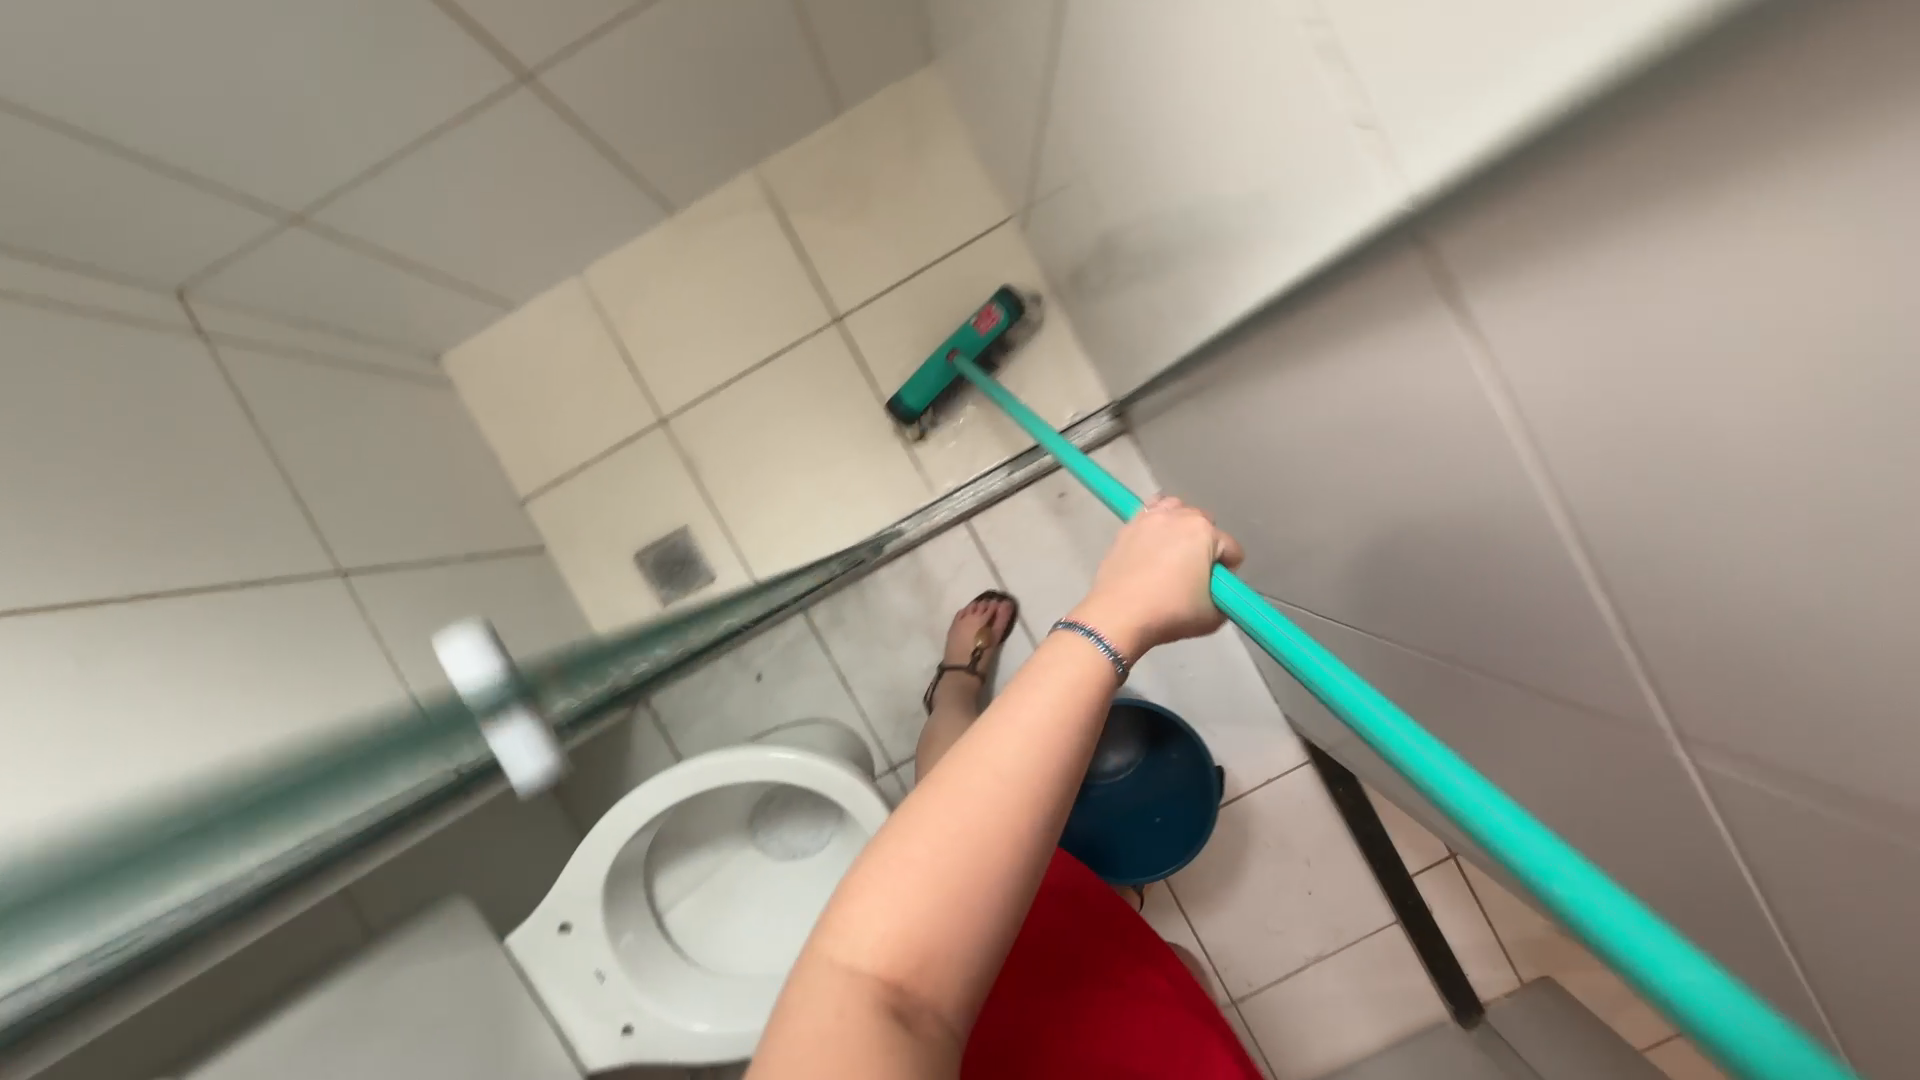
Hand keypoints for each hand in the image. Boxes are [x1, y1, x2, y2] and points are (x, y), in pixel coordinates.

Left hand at [1066, 496, 1243, 659]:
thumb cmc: (1170, 612)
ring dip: (1181, 526)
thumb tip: (1219, 591)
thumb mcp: (1213, 616)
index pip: (1232, 549)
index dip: (1228, 571)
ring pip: (1176, 510)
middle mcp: (1179, 516)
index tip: (1217, 588)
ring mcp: (1150, 518)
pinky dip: (1156, 522)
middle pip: (1205, 525)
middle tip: (1194, 572)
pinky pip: (1149, 512)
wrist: (1119, 614)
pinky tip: (1153, 541)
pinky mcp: (1128, 526)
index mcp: (1205, 533)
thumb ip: (1226, 598)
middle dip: (1206, 546)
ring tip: (1174, 552)